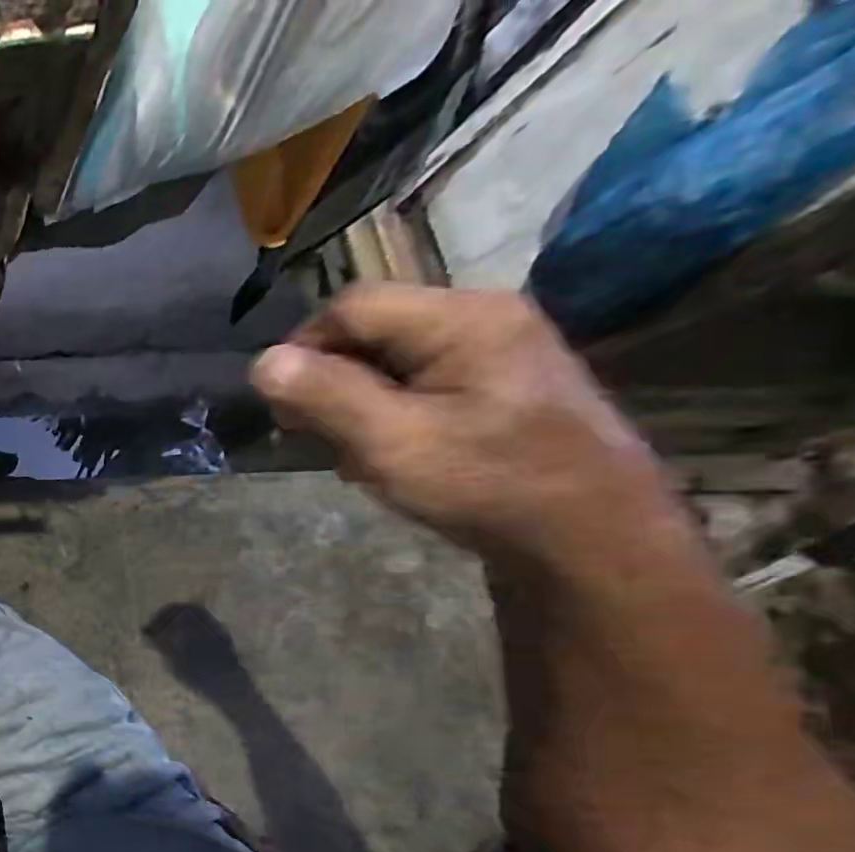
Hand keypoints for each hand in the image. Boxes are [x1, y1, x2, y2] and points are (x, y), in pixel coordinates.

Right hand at [251, 285, 680, 567]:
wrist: (593, 541)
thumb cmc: (489, 485)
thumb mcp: (392, 443)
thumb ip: (325, 396)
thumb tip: (262, 361)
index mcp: (462, 318)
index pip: (352, 307)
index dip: (303, 348)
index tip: (283, 406)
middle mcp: (483, 318)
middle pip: (373, 329)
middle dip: (329, 379)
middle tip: (309, 433)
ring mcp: (498, 352)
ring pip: (393, 359)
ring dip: (355, 400)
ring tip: (348, 450)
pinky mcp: (500, 387)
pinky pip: (422, 381)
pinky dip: (389, 411)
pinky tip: (388, 452)